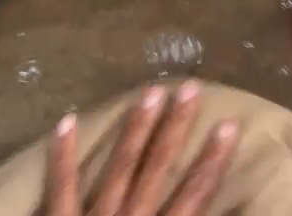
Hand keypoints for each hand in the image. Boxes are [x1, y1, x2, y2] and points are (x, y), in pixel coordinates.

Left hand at [42, 82, 239, 215]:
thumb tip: (232, 213)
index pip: (194, 196)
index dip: (213, 161)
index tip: (229, 123)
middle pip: (158, 169)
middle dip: (175, 128)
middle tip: (191, 87)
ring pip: (118, 168)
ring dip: (135, 129)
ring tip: (150, 91)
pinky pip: (59, 188)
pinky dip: (61, 155)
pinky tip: (66, 120)